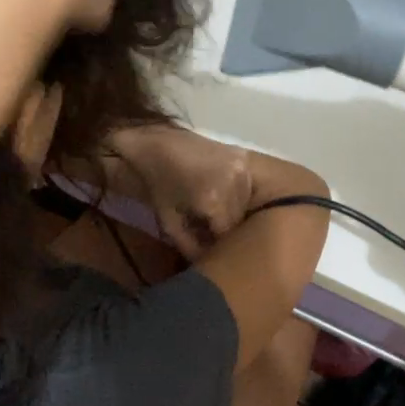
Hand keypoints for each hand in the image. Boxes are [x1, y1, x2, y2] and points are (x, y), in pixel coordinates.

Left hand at [112, 126, 254, 258]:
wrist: (157, 142)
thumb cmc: (158, 182)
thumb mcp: (169, 220)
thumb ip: (188, 245)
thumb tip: (205, 263)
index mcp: (213, 200)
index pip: (227, 233)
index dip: (218, 243)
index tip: (209, 247)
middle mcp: (234, 183)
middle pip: (240, 220)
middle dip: (226, 229)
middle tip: (211, 231)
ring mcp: (241, 168)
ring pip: (247, 204)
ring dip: (234, 213)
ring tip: (215, 213)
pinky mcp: (244, 157)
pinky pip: (247, 187)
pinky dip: (238, 196)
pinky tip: (221, 195)